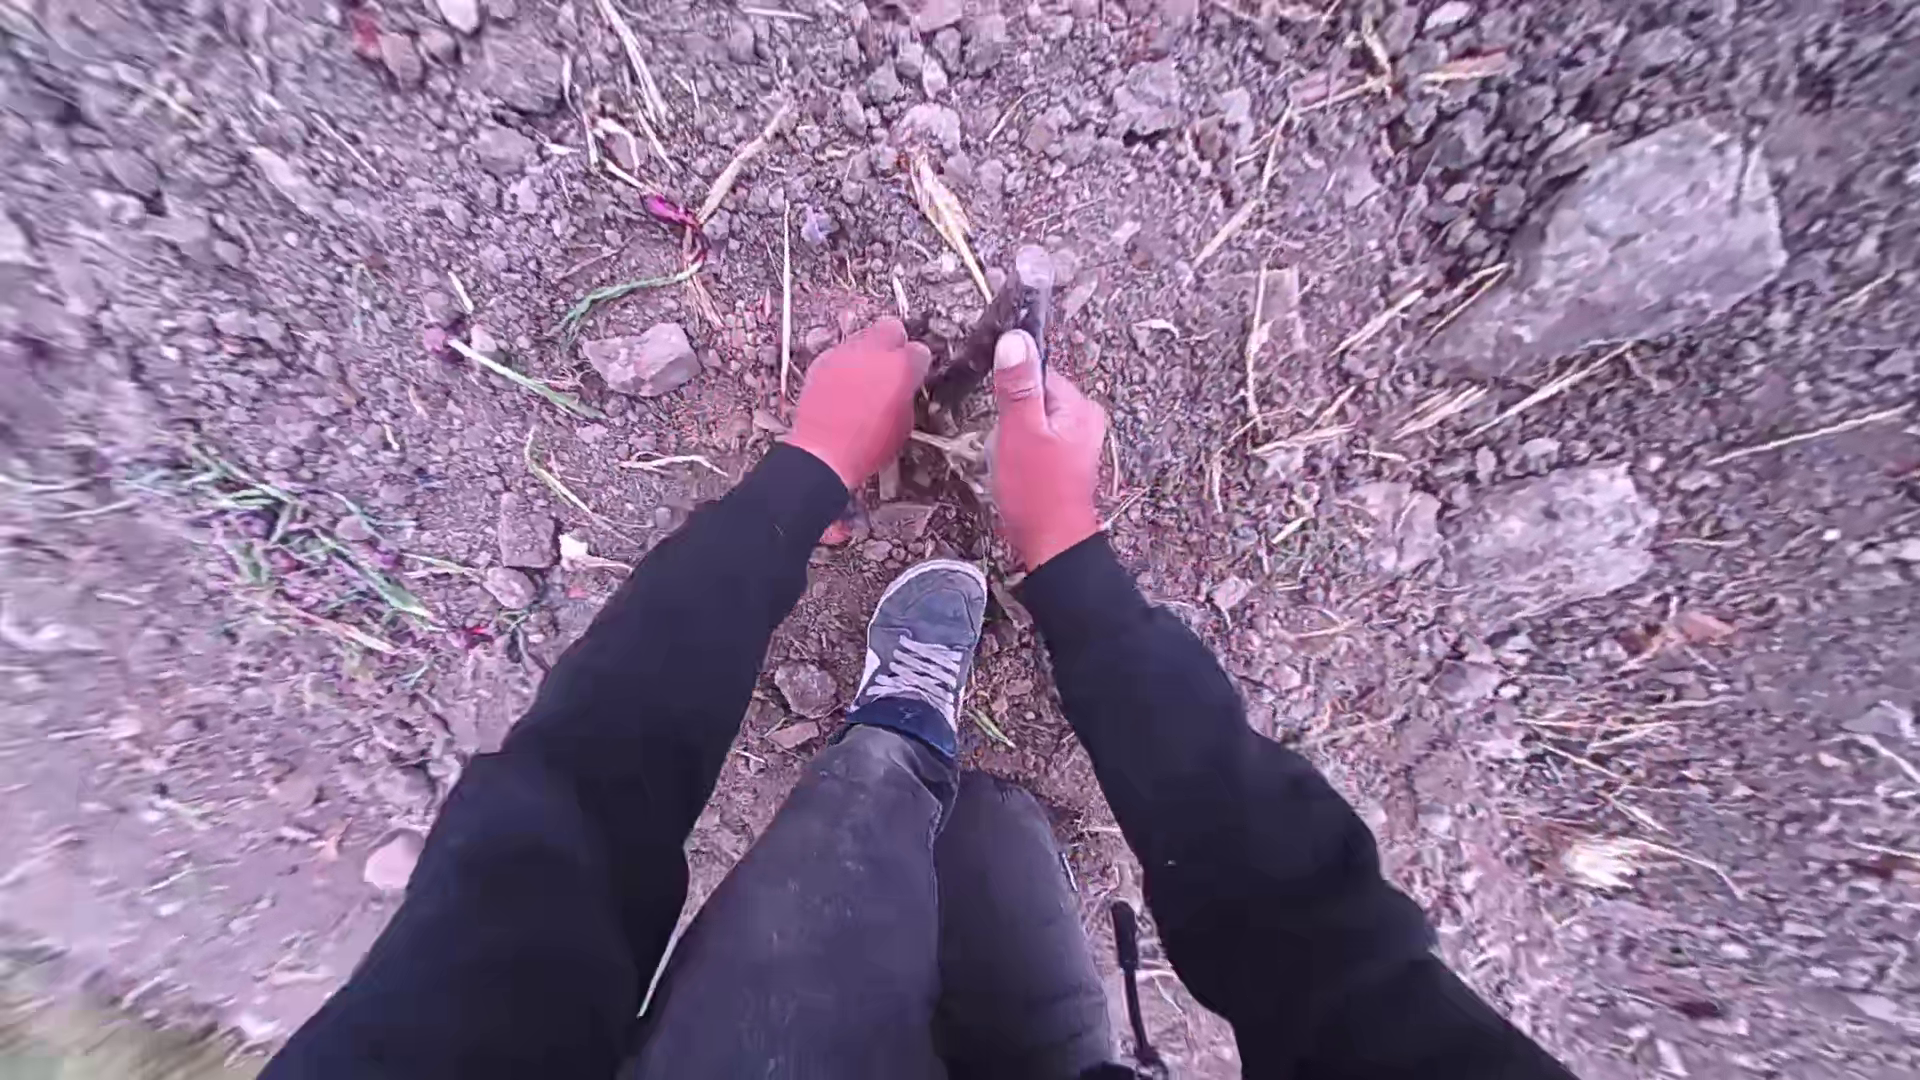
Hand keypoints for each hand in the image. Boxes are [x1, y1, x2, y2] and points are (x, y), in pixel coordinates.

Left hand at [784, 318, 931, 488]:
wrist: (825, 455)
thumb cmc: (864, 447)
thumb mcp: (903, 425)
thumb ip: (907, 396)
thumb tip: (904, 390)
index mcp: (901, 368)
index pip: (919, 351)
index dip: (918, 363)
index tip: (915, 371)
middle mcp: (872, 353)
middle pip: (890, 328)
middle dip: (894, 342)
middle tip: (894, 362)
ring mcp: (844, 356)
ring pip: (862, 337)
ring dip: (868, 353)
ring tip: (868, 376)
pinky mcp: (821, 364)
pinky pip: (839, 353)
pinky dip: (845, 364)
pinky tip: (846, 383)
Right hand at [989, 330, 1107, 569]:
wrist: (1050, 543)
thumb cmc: (1038, 493)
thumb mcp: (1021, 432)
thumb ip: (1018, 386)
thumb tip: (1015, 340)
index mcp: (1078, 406)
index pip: (1036, 373)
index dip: (1011, 393)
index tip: (1002, 416)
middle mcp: (1083, 420)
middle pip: (1032, 399)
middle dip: (1011, 420)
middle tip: (1008, 446)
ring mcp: (1075, 442)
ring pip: (1031, 422)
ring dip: (1013, 439)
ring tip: (1012, 462)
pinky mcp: (1064, 461)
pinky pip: (1035, 441)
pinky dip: (1022, 453)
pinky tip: (1018, 472)